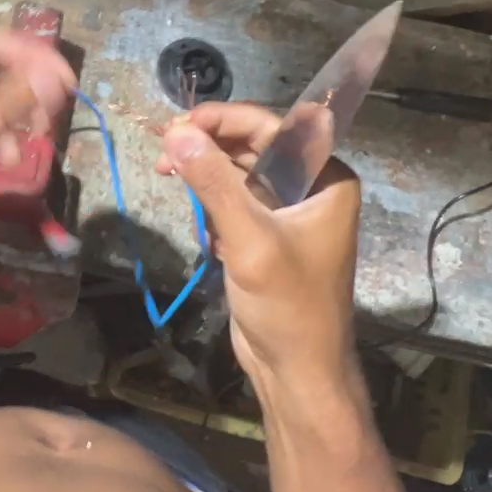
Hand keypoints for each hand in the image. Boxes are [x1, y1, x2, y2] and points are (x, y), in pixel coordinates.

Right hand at [154, 103, 361, 385]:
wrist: (297, 372)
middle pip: (252, 145)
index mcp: (326, 178)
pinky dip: (208, 197)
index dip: (225, 119)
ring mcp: (287, 210)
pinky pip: (233, 197)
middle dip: (208, 144)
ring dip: (203, 170)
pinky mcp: (265, 232)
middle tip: (165, 147)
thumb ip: (213, 183)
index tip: (179, 123)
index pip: (273, 128)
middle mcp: (311, 186)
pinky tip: (190, 207)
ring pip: (237, 170)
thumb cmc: (287, 306)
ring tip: (164, 170)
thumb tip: (176, 132)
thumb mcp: (249, 239)